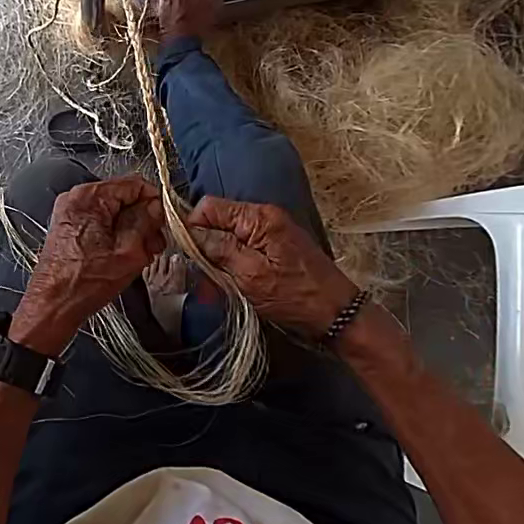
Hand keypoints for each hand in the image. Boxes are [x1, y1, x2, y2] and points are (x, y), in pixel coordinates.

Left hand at [11, 175, 166, 354]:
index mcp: (90, 197)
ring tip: (139, 255)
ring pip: (114, 211)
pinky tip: (122, 256)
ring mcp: (71, 212)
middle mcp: (77, 198)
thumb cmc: (83, 284)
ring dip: (131, 230)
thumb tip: (158, 206)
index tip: (164, 222)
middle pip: (124, 197)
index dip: (155, 203)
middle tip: (153, 245)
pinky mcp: (70, 226)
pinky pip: (101, 222)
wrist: (53, 305)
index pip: (135, 184)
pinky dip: (115, 235)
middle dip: (143, 220)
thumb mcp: (129, 252)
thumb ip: (146, 222)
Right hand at [185, 197, 358, 337]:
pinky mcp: (274, 248)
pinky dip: (231, 265)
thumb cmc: (296, 296)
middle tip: (201, 277)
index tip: (185, 254)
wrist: (338, 316)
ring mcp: (270, 233)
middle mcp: (263, 217)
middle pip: (217, 222)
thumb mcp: (250, 274)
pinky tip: (231, 284)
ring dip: (216, 260)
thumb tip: (188, 232)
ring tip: (214, 287)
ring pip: (227, 238)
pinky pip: (241, 249)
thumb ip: (218, 249)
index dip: (191, 227)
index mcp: (258, 217)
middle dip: (204, 247)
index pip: (208, 207)